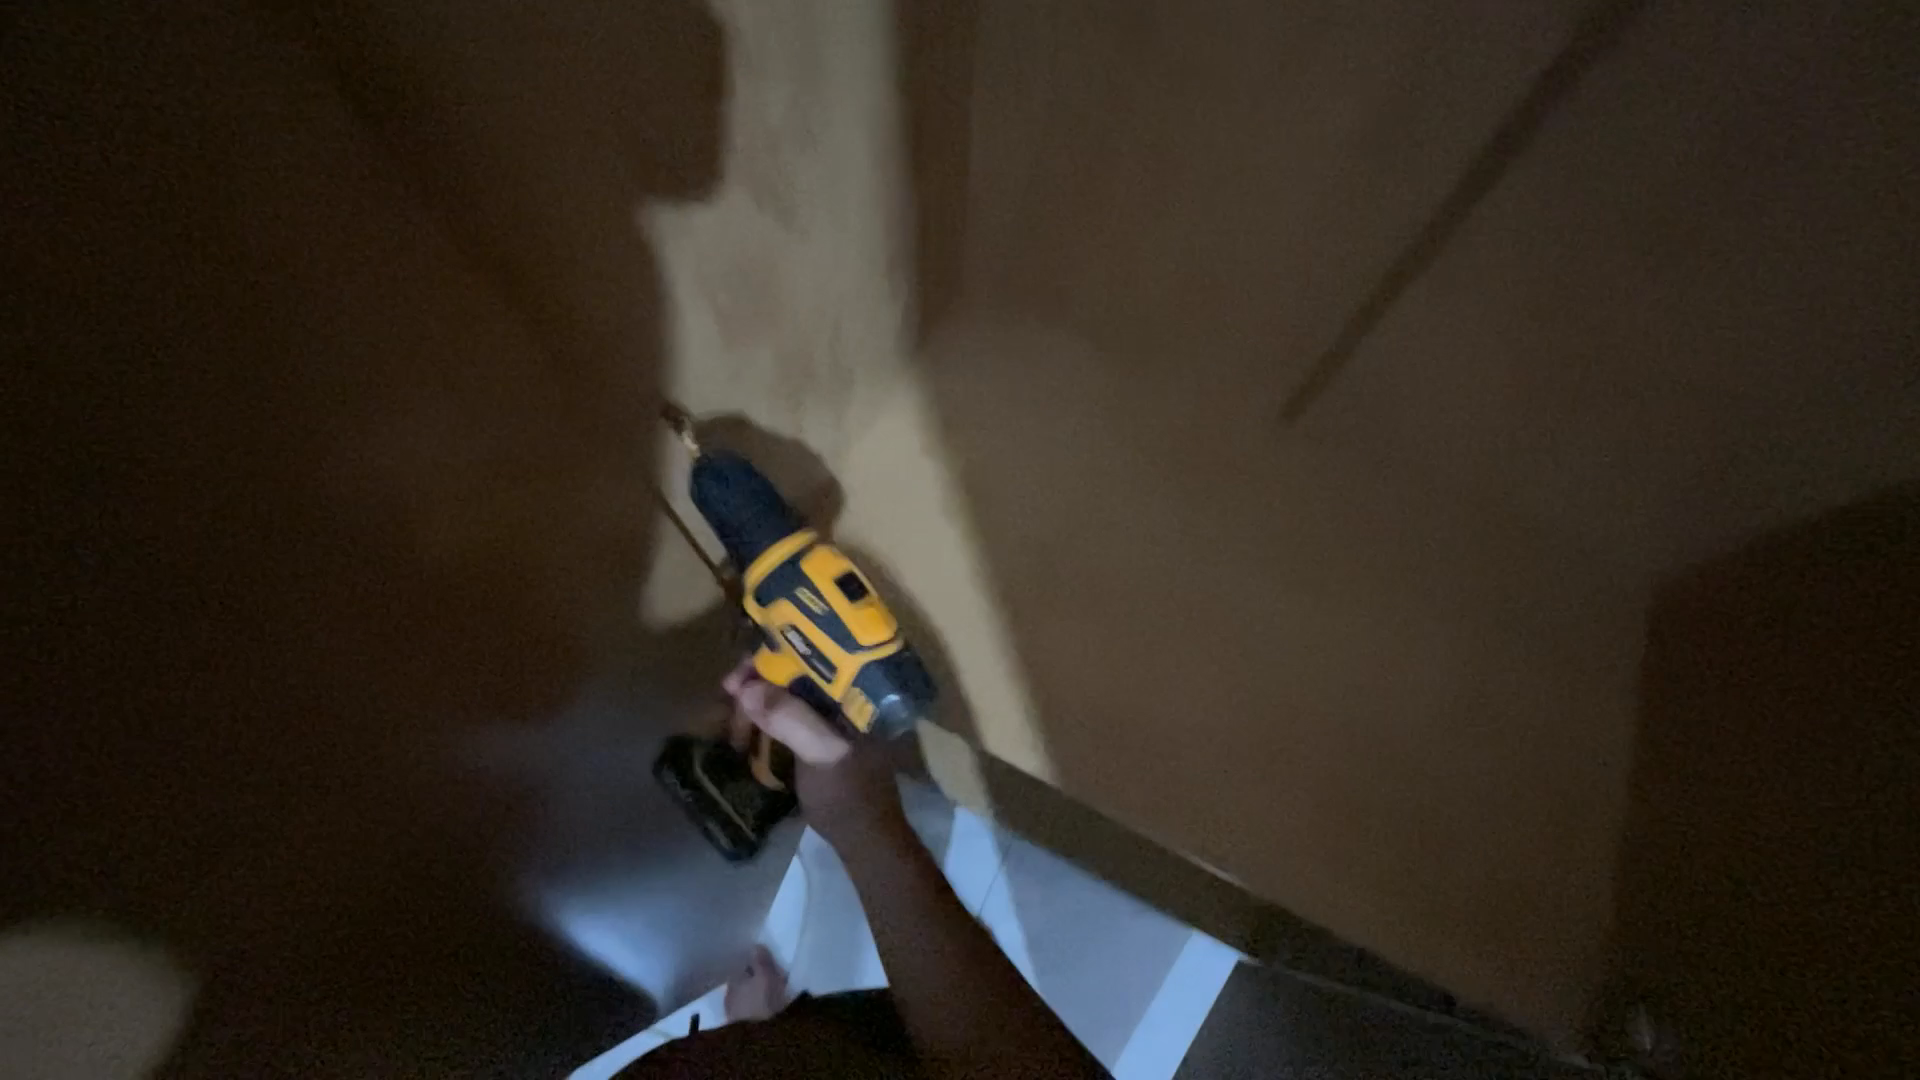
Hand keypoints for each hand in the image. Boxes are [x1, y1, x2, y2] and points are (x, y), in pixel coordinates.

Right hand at [722, 658, 907, 846]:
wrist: (863, 838)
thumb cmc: (849, 794)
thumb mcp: (822, 754)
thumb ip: (790, 719)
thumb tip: (747, 689)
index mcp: (861, 688)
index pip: (817, 653)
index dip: (777, 653)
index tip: (741, 671)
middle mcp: (851, 692)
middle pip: (799, 668)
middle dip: (761, 677)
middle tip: (728, 691)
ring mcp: (836, 712)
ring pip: (790, 689)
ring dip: (759, 697)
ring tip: (734, 718)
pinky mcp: (823, 731)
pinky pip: (790, 710)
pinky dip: (767, 714)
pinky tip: (745, 725)